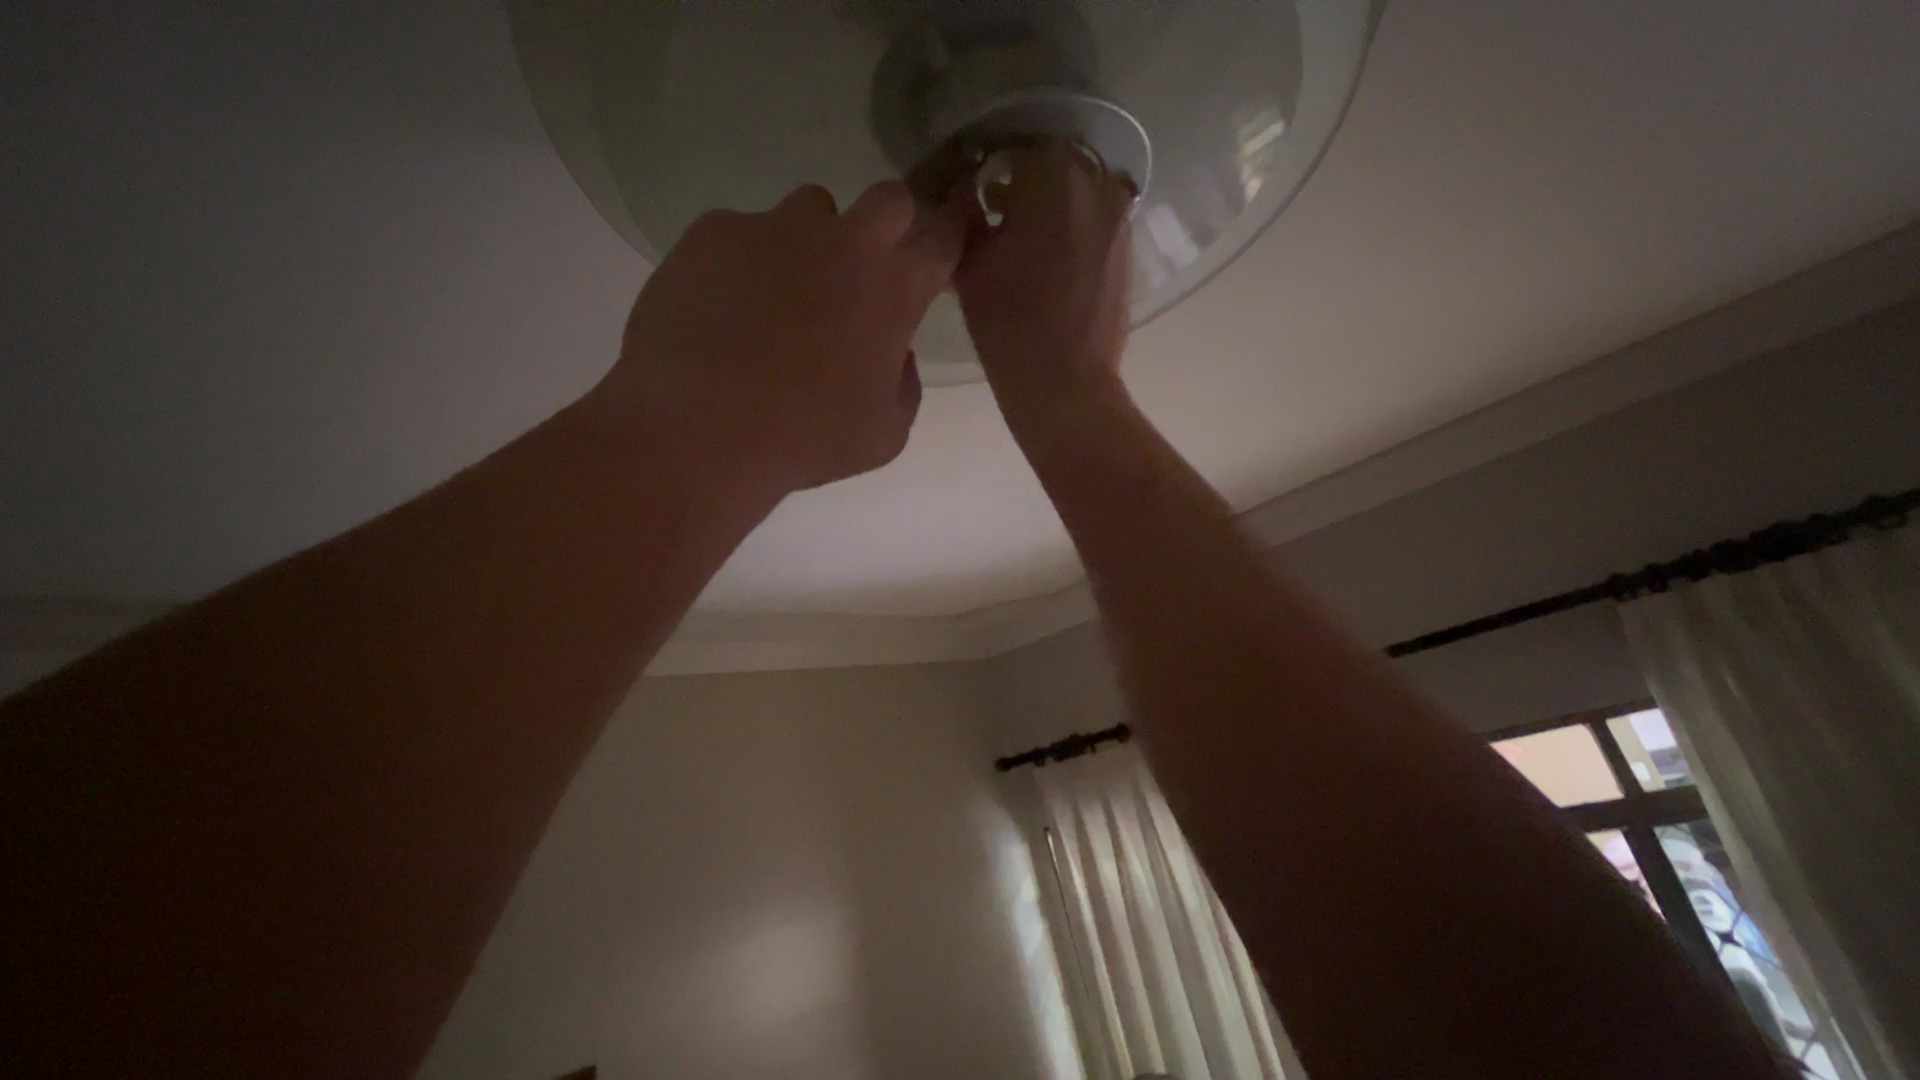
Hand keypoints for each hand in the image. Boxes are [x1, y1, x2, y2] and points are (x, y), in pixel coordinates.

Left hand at [585, 181, 961, 497]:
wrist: (699, 430)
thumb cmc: (804, 440)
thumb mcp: (885, 434)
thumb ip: (904, 384)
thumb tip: (895, 354)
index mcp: (894, 288)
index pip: (943, 237)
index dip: (946, 241)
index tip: (935, 257)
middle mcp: (844, 241)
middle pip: (889, 199)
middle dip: (890, 225)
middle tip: (864, 271)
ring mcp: (775, 227)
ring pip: (811, 210)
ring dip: (811, 242)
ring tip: (778, 296)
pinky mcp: (714, 230)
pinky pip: (742, 233)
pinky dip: (742, 262)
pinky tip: (720, 310)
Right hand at [952, 140, 1136, 422]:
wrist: (1064, 381)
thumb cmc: (1008, 322)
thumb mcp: (970, 264)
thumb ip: (971, 216)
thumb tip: (976, 197)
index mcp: (1052, 176)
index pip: (1017, 146)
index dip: (992, 164)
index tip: (977, 190)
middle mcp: (1095, 183)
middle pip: (1057, 162)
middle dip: (1028, 179)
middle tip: (1000, 210)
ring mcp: (1119, 216)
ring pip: (1082, 188)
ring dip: (1056, 201)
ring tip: (1028, 236)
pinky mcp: (1128, 248)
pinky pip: (1098, 218)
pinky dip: (1077, 225)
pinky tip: (1053, 257)